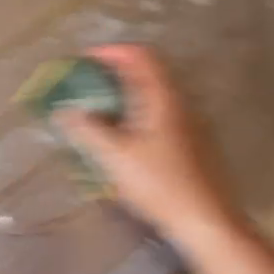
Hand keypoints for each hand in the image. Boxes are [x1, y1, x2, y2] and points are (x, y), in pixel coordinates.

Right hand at [53, 44, 242, 251]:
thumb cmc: (161, 185)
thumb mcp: (116, 158)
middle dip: (117, 72)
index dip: (112, 52)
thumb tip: (65, 110)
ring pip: (158, 95)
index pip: (141, 56)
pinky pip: (164, 114)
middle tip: (90, 83)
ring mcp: (193, 123)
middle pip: (150, 72)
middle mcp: (182, 103)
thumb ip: (88, 130)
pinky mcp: (196, 143)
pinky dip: (141, 112)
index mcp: (164, 98)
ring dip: (129, 94)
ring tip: (102, 109)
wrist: (208, 221)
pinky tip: (127, 136)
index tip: (86, 60)